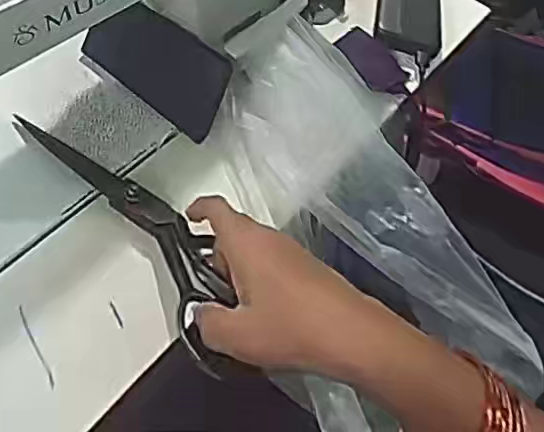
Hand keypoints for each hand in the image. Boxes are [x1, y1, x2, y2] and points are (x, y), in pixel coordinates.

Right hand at [185, 196, 403, 381]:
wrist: (354, 335)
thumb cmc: (296, 325)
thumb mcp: (239, 335)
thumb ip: (208, 323)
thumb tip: (200, 316)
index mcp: (245, 241)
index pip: (214, 208)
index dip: (198, 208)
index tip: (189, 216)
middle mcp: (267, 238)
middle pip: (232, 234)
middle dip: (218, 259)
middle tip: (215, 292)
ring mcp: (290, 251)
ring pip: (253, 251)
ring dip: (241, 274)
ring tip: (243, 314)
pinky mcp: (307, 268)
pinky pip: (273, 265)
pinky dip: (263, 282)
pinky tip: (269, 318)